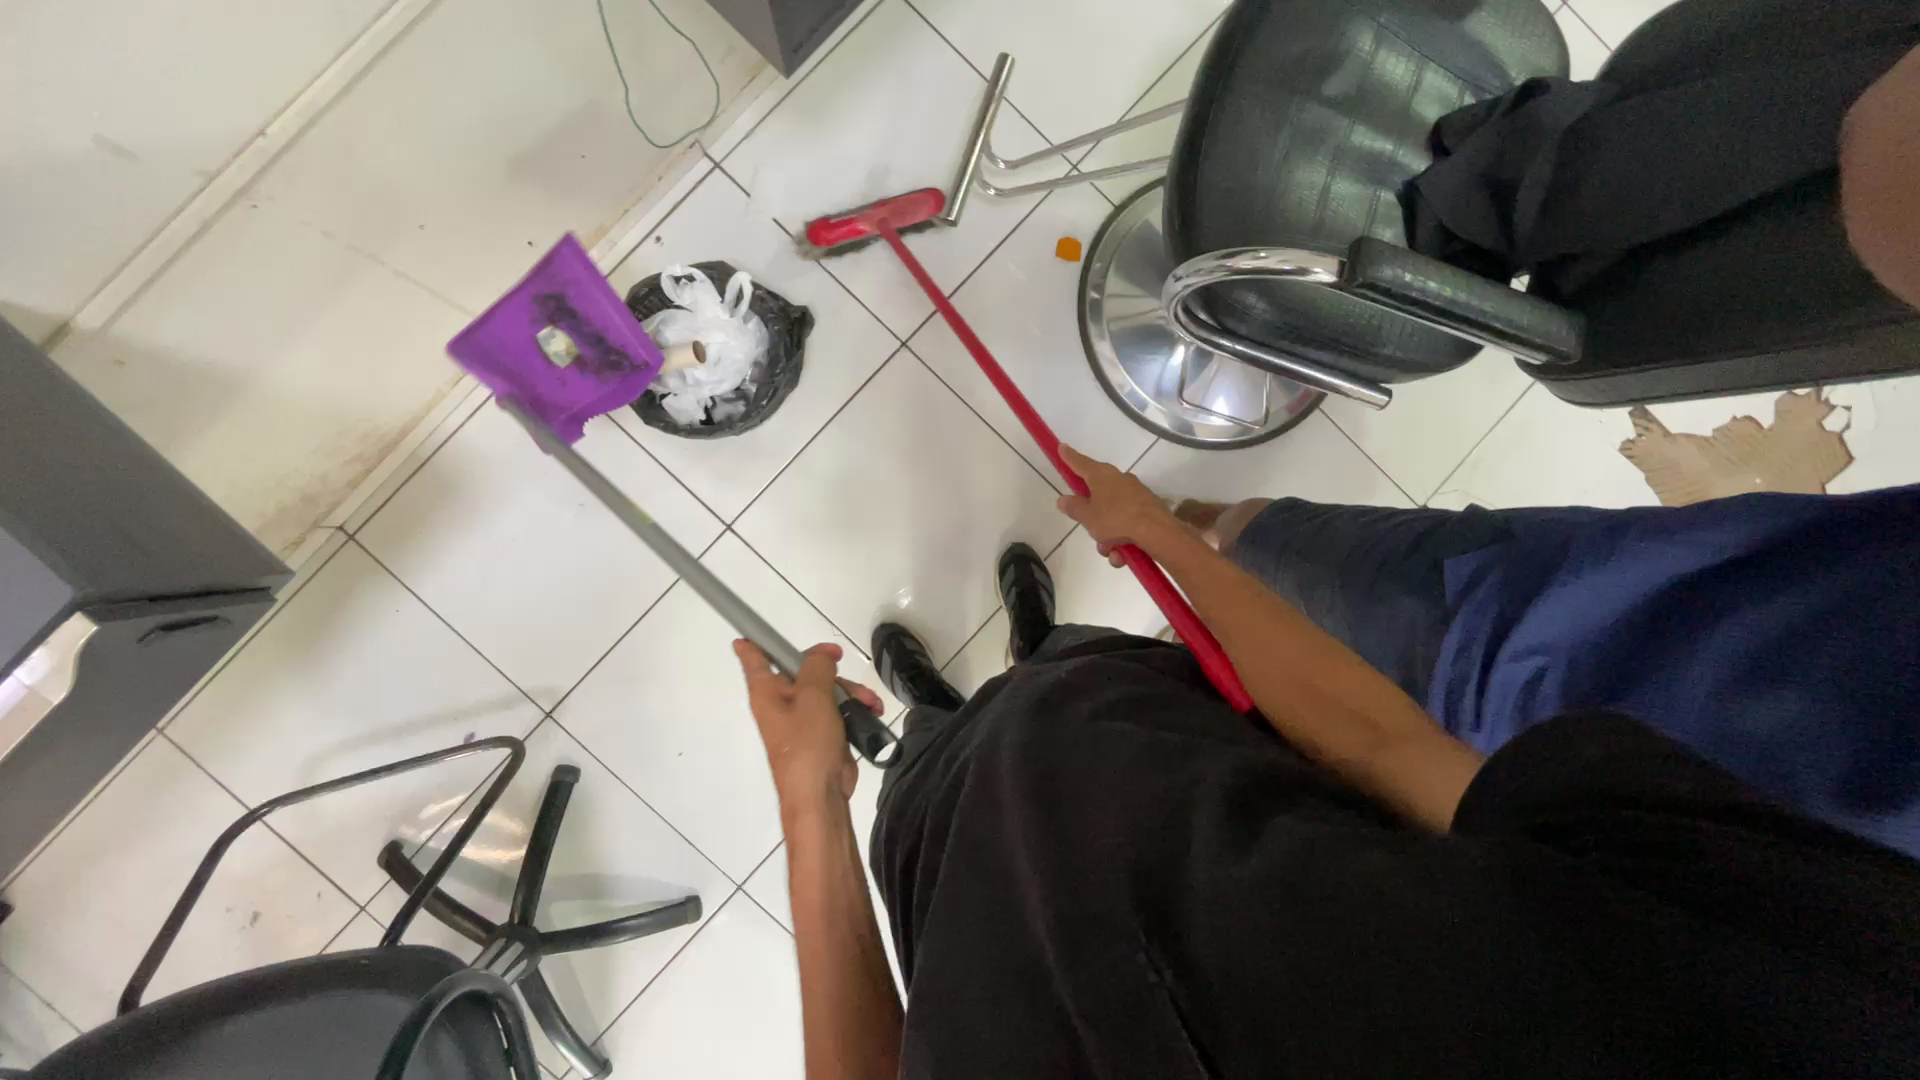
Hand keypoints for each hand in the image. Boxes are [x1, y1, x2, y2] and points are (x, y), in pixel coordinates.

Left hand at [734, 640, 882, 813]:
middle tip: (844, 662)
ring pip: (826, 689)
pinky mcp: (822, 733)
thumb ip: (817, 667)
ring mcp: (802, 719)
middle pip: (802, 671)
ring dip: (850, 691)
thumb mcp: (813, 696)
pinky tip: (872, 712)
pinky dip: (855, 708)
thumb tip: (821, 656)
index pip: (755, 660)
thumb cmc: (808, 743)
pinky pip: (838, 710)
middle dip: (829, 669)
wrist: (820, 793)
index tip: (744, 635)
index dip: (751, 645)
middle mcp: (781, 703)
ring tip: (870, 703)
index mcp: (767, 692)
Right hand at [1055, 444, 1188, 564]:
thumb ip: (1073, 507)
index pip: (1080, 463)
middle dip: (1093, 519)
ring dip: (1108, 536)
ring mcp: (1135, 494)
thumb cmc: (1115, 519)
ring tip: (1110, 551)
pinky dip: (1122, 539)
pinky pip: (1127, 524)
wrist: (1156, 531)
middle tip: (1090, 531)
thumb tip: (1062, 499)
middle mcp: (1119, 480)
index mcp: (1101, 476)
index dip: (1069, 457)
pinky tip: (1123, 555)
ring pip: (1112, 516)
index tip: (1062, 447)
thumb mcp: (1087, 516)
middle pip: (1098, 496)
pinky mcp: (1147, 509)